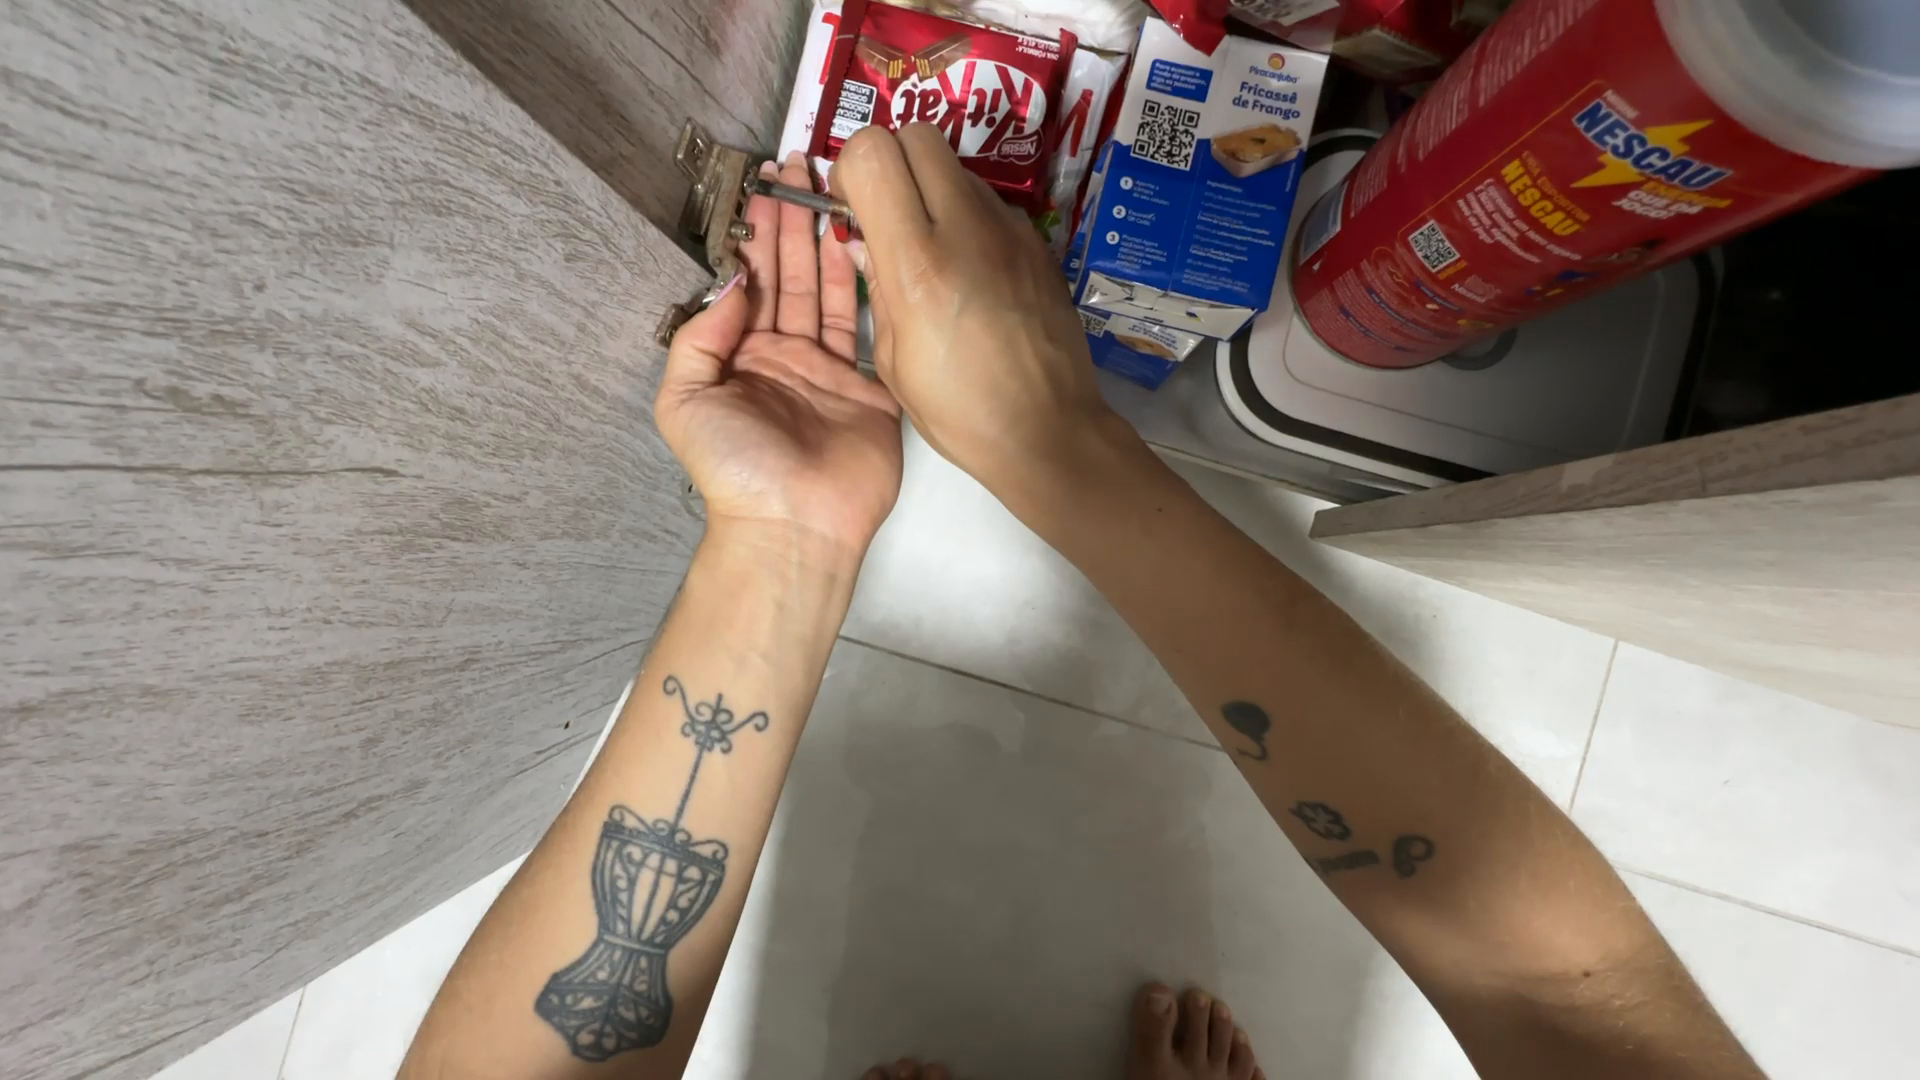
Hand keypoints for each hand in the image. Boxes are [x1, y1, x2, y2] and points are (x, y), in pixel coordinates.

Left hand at [656, 153, 903, 568]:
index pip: (751, 286)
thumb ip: (701, 336)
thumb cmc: (736, 465)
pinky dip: (866, 291)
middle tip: (800, 170)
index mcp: (742, 359)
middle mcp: (786, 358)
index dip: (756, 239)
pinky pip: (868, 331)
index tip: (764, 189)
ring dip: (828, 245)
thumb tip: (734, 282)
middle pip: (791, 280)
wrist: (795, 522)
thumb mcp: (686, 399)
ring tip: (830, 192)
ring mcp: (832, 372)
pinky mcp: (871, 388)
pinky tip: (865, 248)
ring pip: (829, 296)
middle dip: (793, 226)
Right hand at [831, 125, 1133, 504]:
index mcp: (918, 266)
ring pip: (957, 167)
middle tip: (891, 217)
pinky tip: (975, 274)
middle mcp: (967, 230)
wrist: (1048, 431)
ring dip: (933, 193)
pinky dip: (970, 221)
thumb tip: (866, 239)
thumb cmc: (960, 413)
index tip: (855, 211)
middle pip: (918, 134)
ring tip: (936, 254)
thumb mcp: (893, 361)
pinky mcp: (1039, 244)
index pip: (874, 152)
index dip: (853, 171)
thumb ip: (877, 287)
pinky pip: (991, 205)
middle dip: (892, 163)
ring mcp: (1011, 231)